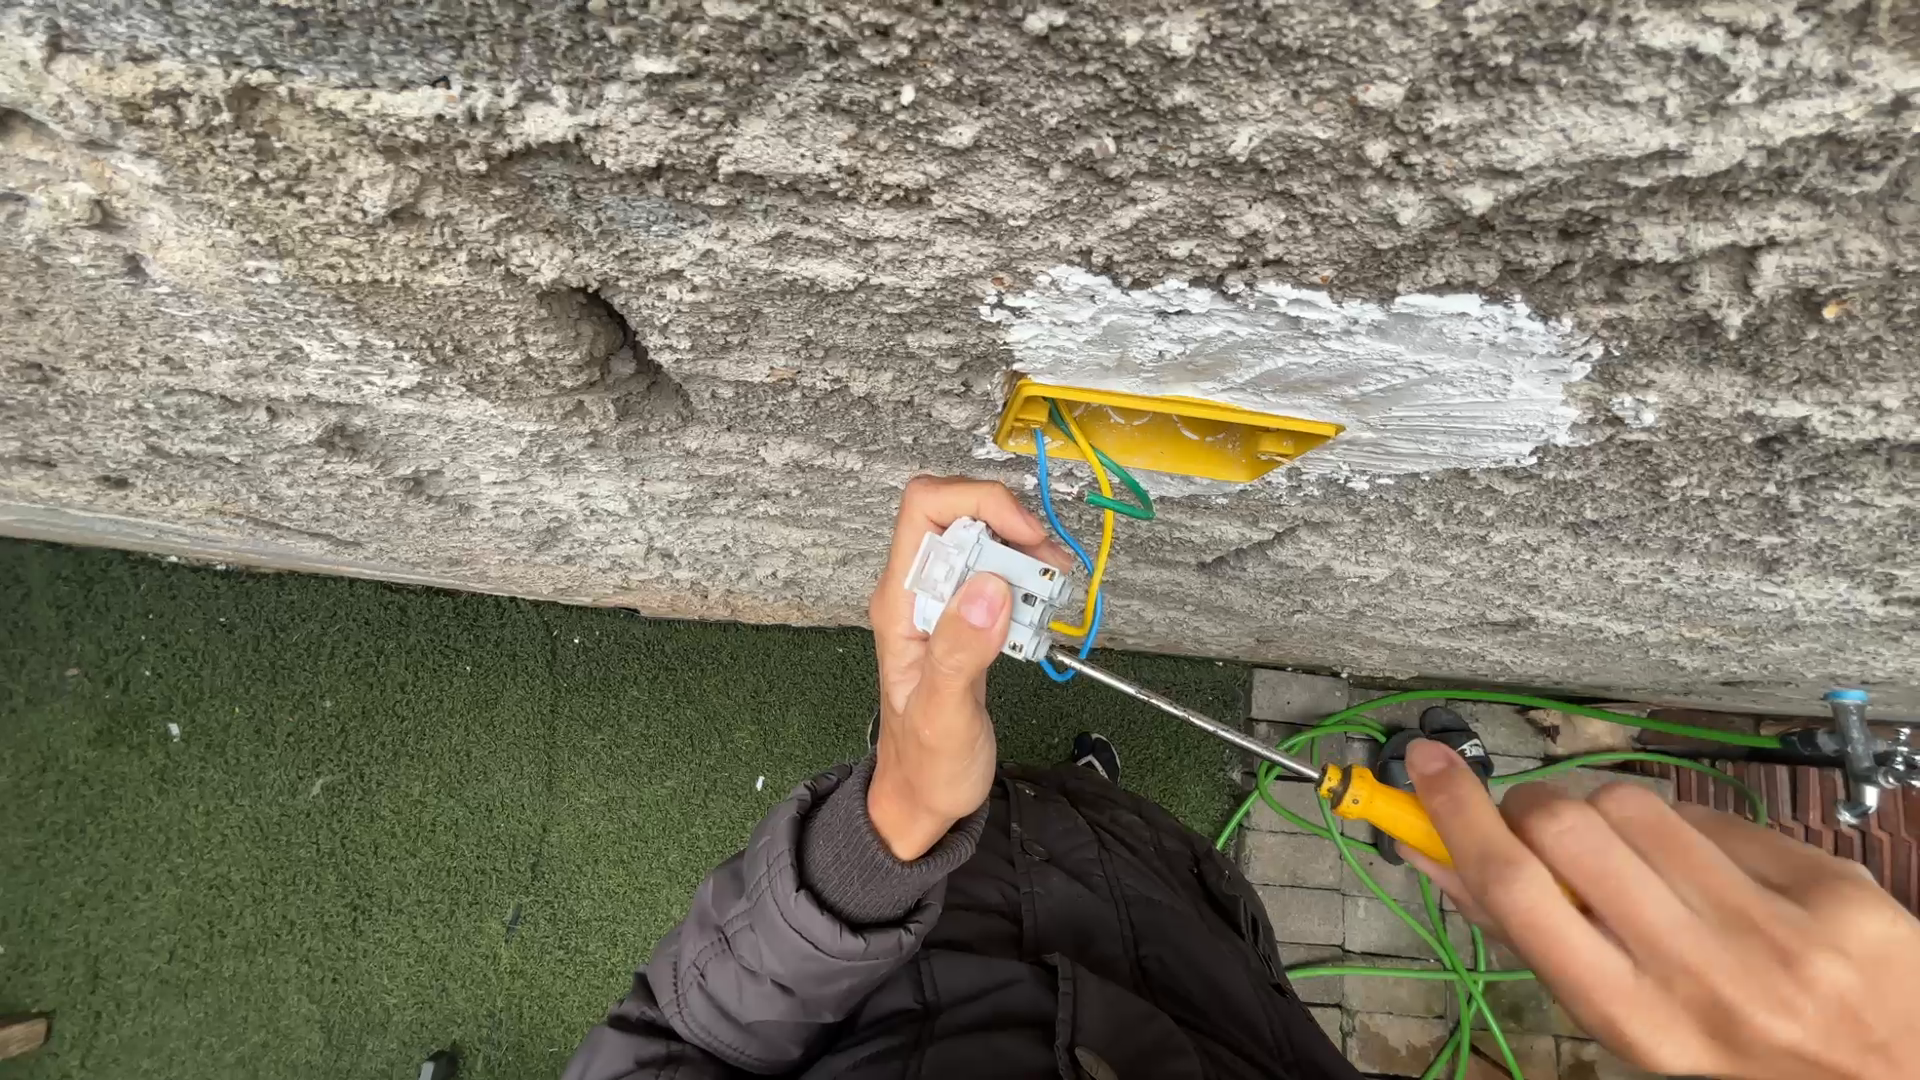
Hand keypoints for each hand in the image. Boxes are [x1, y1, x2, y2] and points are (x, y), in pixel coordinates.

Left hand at [865, 477, 1068, 859]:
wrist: (923, 795)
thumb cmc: (925, 764)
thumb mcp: (942, 715)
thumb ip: (960, 652)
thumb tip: (989, 585)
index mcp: (899, 602)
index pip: (925, 508)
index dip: (977, 501)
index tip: (1024, 536)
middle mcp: (917, 591)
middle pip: (959, 513)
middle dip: (1010, 525)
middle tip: (1049, 567)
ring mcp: (942, 602)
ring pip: (983, 540)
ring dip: (1024, 552)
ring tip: (1053, 586)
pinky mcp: (965, 617)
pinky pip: (996, 574)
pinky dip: (1027, 578)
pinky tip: (1044, 604)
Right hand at [1403, 738, 1919, 1079]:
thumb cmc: (1716, 1056)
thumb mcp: (1608, 1015)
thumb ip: (1512, 926)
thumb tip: (1420, 844)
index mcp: (1633, 1014)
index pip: (1516, 888)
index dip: (1456, 813)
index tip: (1424, 761)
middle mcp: (1709, 973)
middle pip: (1564, 824)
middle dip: (1533, 809)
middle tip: (1542, 830)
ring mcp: (1788, 929)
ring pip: (1630, 802)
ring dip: (1608, 818)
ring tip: (1639, 865)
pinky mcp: (1846, 891)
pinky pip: (1713, 812)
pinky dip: (1689, 831)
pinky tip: (1716, 878)